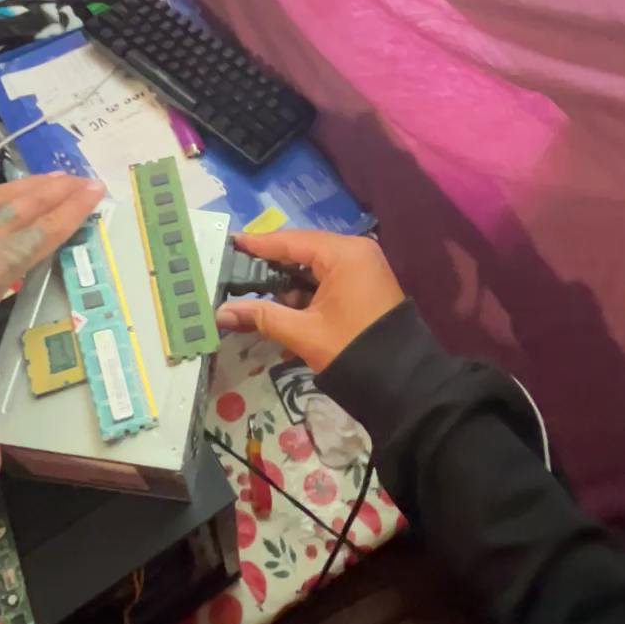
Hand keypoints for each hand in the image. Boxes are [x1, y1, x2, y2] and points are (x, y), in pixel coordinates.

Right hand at [214, 230, 403, 370]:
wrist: (403, 382)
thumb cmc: (351, 349)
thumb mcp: (303, 332)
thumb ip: (260, 316)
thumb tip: (221, 312)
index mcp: (343, 253)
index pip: (290, 241)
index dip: (258, 244)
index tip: (230, 243)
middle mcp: (354, 250)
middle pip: (302, 250)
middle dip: (270, 264)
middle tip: (236, 270)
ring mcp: (363, 265)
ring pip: (314, 264)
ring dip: (287, 279)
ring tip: (253, 289)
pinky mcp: (365, 283)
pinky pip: (328, 275)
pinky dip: (305, 287)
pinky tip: (282, 301)